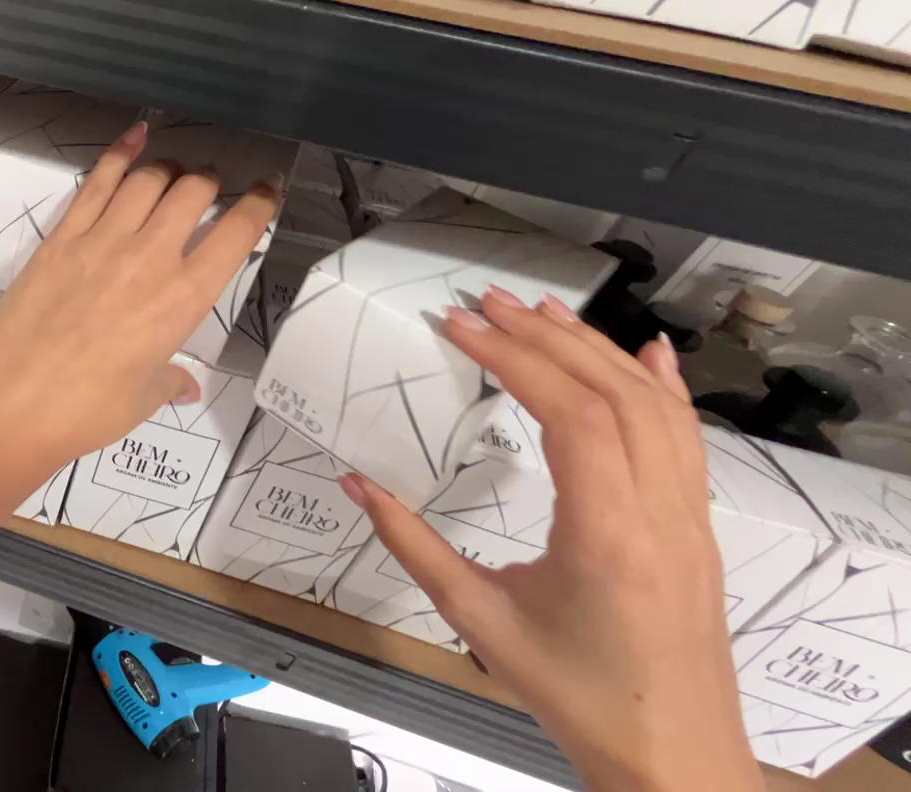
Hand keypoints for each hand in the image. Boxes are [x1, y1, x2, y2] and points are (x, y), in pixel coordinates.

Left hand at [0, 120, 279, 473]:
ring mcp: (101, 241)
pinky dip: (119, 154)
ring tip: (172, 172)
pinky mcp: (60, 238)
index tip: (266, 189)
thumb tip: (186, 385)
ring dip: (168, 168)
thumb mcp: (142, 399)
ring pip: (147, 179)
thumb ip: (170, 380)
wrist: (13, 403)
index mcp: (184, 299)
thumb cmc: (87, 411)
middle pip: (193, 192)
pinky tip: (134, 136)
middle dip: (209, 182)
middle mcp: (149, 258)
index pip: (237, 233)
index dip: (259, 203)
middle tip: (207, 188)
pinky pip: (95, 183)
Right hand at [341, 289, 761, 791]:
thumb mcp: (474, 616)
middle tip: (486, 302)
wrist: (673, 756)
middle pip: (615, 396)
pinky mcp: (695, 525)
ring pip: (656, 408)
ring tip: (541, 310)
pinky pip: (687, 440)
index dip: (513, 358)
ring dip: (596, 349)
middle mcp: (661, 514)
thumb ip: (409, 543)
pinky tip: (646, 353)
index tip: (461, 325)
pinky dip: (664, 385)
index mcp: (608, 534)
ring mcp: (689, 518)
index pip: (571, 415)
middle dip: (545, 338)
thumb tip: (354, 484)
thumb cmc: (574, 689)